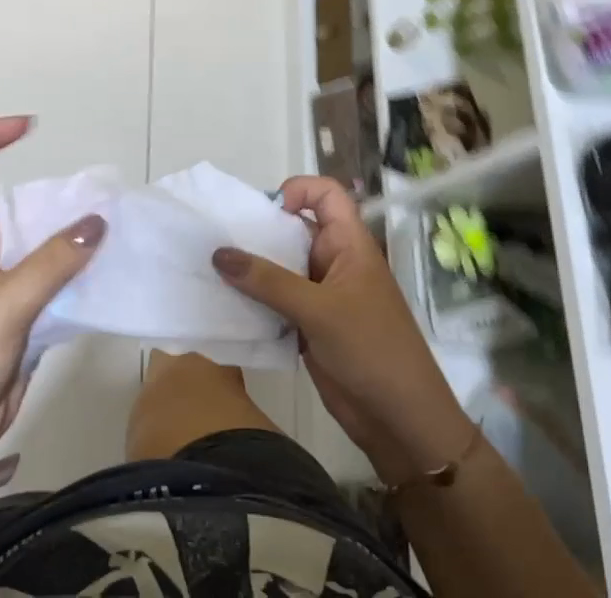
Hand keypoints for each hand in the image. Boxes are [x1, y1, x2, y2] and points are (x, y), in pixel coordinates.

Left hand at [0, 116, 104, 459]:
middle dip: (56, 198)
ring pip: (43, 249)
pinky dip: (80, 279)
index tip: (29, 126)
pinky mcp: (21, 320)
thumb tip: (98, 223)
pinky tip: (111, 277)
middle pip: (18, 208)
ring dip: (74, 241)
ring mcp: (3, 289)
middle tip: (103, 197)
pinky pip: (56, 287)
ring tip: (119, 232)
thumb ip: (52, 265)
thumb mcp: (3, 307)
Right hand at [211, 176, 473, 483]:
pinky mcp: (308, 326)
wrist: (400, 420)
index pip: (326, 195)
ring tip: (211, 271)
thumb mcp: (319, 311)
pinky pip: (275, 301)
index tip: (264, 214)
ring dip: (250, 269)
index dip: (297, 191)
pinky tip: (224, 305)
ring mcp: (321, 296)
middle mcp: (333, 263)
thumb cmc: (372, 351)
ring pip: (280, 268)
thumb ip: (267, 281)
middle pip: (293, 229)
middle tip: (217, 241)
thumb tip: (218, 252)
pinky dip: (253, 300)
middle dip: (257, 231)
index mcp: (350, 246)